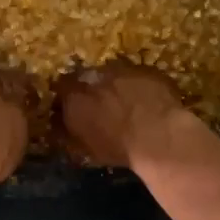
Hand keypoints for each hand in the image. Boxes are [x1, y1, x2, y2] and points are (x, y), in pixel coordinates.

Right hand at [58, 63, 198, 167]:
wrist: (161, 137)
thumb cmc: (120, 150)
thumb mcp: (86, 150)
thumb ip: (67, 134)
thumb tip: (58, 128)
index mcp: (75, 99)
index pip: (62, 87)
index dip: (68, 96)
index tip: (72, 105)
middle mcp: (94, 78)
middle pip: (87, 77)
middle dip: (91, 88)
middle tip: (102, 104)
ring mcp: (122, 71)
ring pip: (113, 74)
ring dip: (115, 85)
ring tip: (127, 102)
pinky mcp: (146, 70)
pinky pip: (137, 75)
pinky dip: (138, 85)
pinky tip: (147, 100)